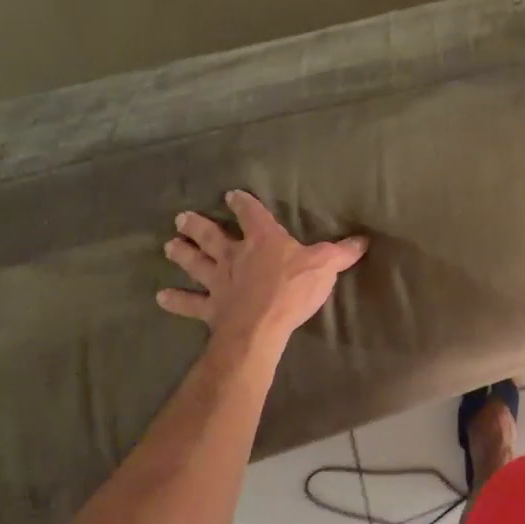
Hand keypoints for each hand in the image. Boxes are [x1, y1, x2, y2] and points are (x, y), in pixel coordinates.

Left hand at [159, 191, 368, 352]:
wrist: (260, 328)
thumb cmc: (293, 289)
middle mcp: (236, 256)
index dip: (243, 204)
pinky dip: (175, 300)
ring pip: (196, 264)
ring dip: (182, 254)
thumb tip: (363, 240)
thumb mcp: (326, 265)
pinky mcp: (210, 309)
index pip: (252, 215)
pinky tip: (161, 296)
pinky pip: (190, 303)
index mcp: (264, 241)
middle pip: (212, 237)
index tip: (231, 195)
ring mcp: (219, 282)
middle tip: (182, 217)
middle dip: (198, 226)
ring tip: (169, 245)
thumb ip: (342, 252)